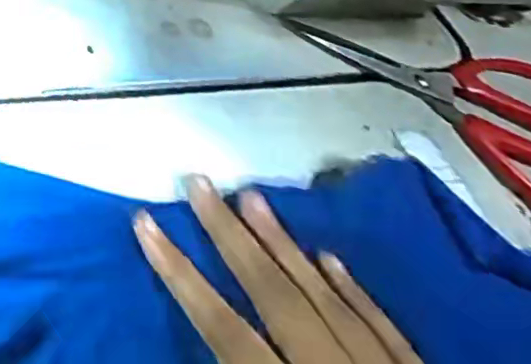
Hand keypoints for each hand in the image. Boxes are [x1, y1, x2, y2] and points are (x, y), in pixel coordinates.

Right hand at [135, 175, 420, 363]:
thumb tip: (214, 349)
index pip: (227, 334)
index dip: (182, 278)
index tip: (146, 226)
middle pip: (275, 297)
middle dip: (231, 237)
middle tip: (199, 183)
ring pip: (326, 299)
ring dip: (284, 246)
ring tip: (251, 196)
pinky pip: (384, 328)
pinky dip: (355, 292)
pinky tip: (330, 258)